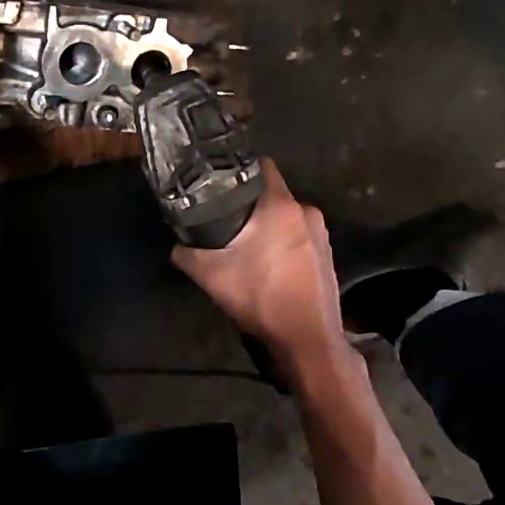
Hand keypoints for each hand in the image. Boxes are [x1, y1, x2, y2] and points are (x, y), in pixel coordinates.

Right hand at [172, 161, 350, 374]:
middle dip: (250, 205)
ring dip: (268, 226)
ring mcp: (321, 234)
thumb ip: (187, 255)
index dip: (239, 170)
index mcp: (281, 205)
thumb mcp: (212, 276)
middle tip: (225, 220)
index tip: (220, 181)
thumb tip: (177, 246)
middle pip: (272, 194)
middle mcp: (306, 211)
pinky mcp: (327, 255)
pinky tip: (268, 264)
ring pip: (286, 217)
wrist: (308, 338)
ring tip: (245, 244)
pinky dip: (284, 243)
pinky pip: (299, 237)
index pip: (262, 166)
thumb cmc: (261, 298)